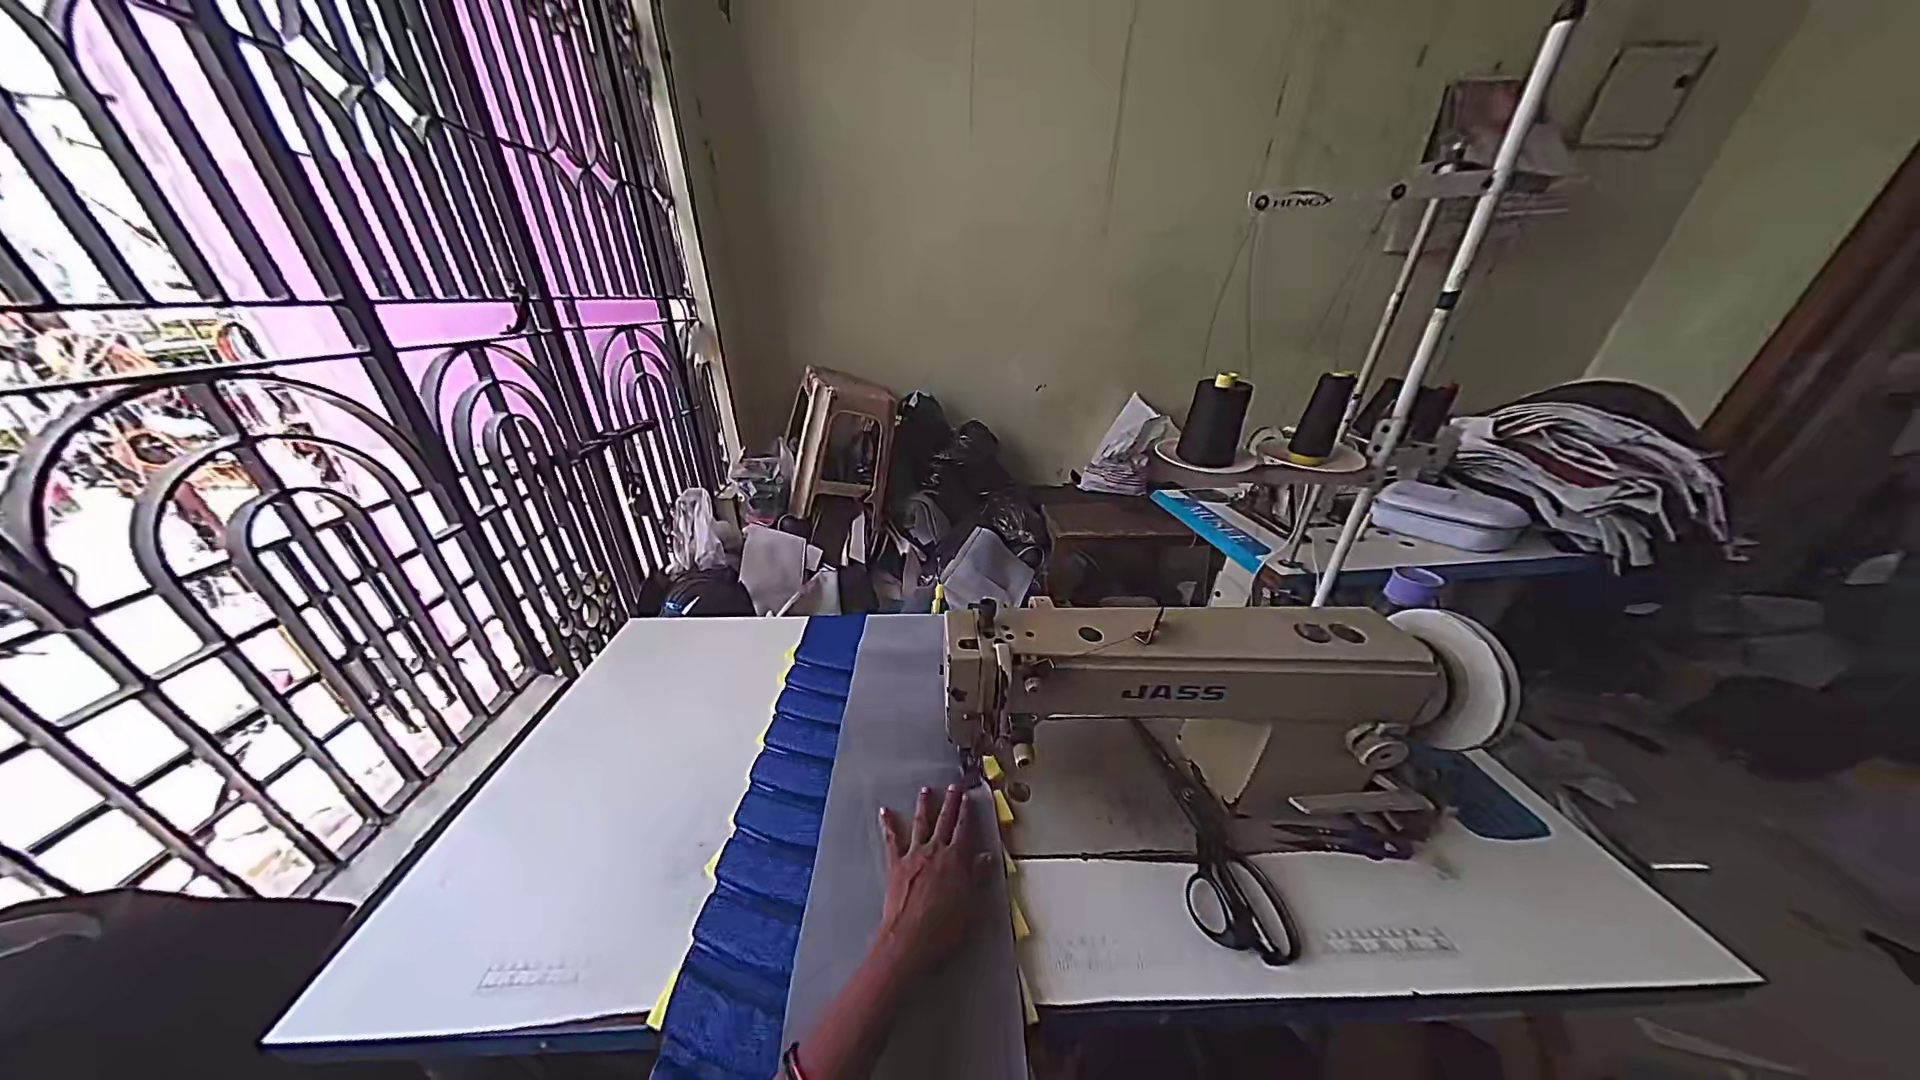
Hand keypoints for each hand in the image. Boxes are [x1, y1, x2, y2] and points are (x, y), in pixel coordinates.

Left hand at [874, 784, 993, 978]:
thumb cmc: (945, 927)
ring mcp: (913, 855)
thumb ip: (978, 877)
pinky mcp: (895, 864)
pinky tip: (885, 811)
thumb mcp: (972, 904)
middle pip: (944, 821)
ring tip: (926, 790)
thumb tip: (987, 856)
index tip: (967, 797)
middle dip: (950, 802)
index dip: (966, 813)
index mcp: (956, 859)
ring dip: (924, 806)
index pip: (964, 830)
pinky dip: (888, 824)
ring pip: (920, 824)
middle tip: (953, 786)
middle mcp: (935, 850)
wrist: (910, 939)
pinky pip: (892, 840)